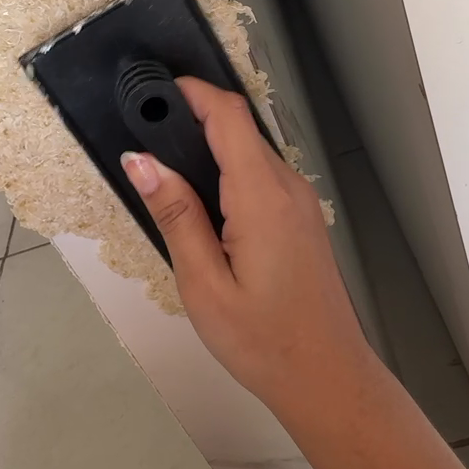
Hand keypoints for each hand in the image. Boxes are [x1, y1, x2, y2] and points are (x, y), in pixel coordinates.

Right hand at [120, 77, 376, 412]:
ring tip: (166, 172)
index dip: (192, 91)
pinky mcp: (302, 218)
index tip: (153, 92)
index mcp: (262, 195)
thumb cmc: (262, 340)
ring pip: (250, 152)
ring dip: (210, 148)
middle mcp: (287, 186)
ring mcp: (300, 201)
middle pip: (240, 129)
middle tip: (145, 138)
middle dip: (193, 120)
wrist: (327, 377)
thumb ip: (175, 214)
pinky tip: (203, 204)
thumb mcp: (203, 283)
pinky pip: (262, 176)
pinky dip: (229, 173)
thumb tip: (141, 160)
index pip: (229, 115)